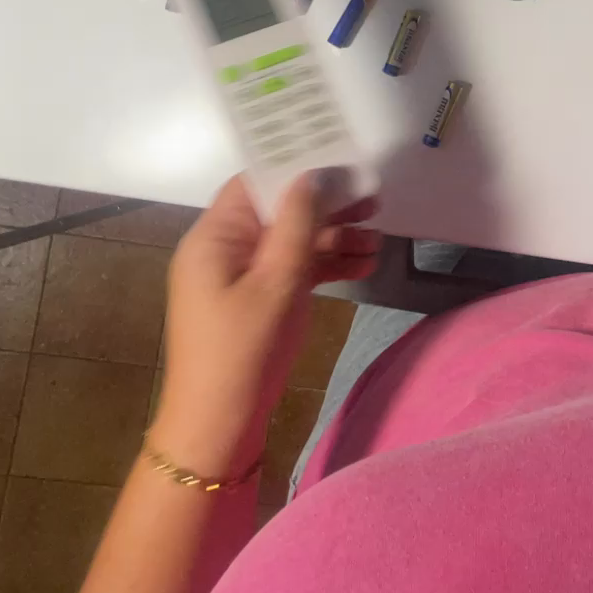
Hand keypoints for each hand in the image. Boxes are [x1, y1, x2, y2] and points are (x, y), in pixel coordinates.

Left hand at [151, 173, 379, 476]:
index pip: (255, 183)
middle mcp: (225, 250)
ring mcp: (241, 277)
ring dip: (335, 239)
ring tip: (378, 241)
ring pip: (293, 242)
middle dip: (327, 208)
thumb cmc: (244, 348)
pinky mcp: (257, 301)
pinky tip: (363, 266)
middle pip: (280, 212)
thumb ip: (298, 223)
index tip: (342, 165)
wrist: (220, 427)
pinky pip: (294, 270)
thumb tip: (313, 175)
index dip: (297, 170)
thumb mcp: (277, 280)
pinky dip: (326, 266)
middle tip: (373, 202)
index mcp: (214, 237)